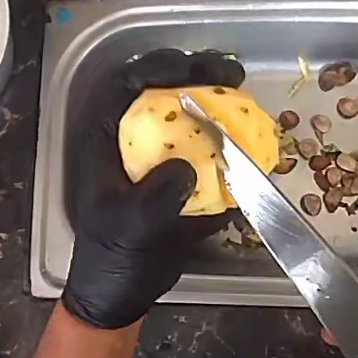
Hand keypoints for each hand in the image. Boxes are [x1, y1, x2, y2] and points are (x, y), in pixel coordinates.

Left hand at [61, 50, 244, 329]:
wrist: (124, 289)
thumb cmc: (113, 256)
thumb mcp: (128, 227)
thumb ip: (153, 198)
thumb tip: (186, 168)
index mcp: (107, 139)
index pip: (126, 86)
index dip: (157, 68)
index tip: (192, 68)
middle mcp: (131, 138)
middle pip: (161, 89)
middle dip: (196, 74)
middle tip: (232, 73)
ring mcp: (158, 154)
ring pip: (186, 112)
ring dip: (216, 98)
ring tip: (244, 95)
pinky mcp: (180, 173)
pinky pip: (206, 145)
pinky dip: (229, 136)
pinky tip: (250, 135)